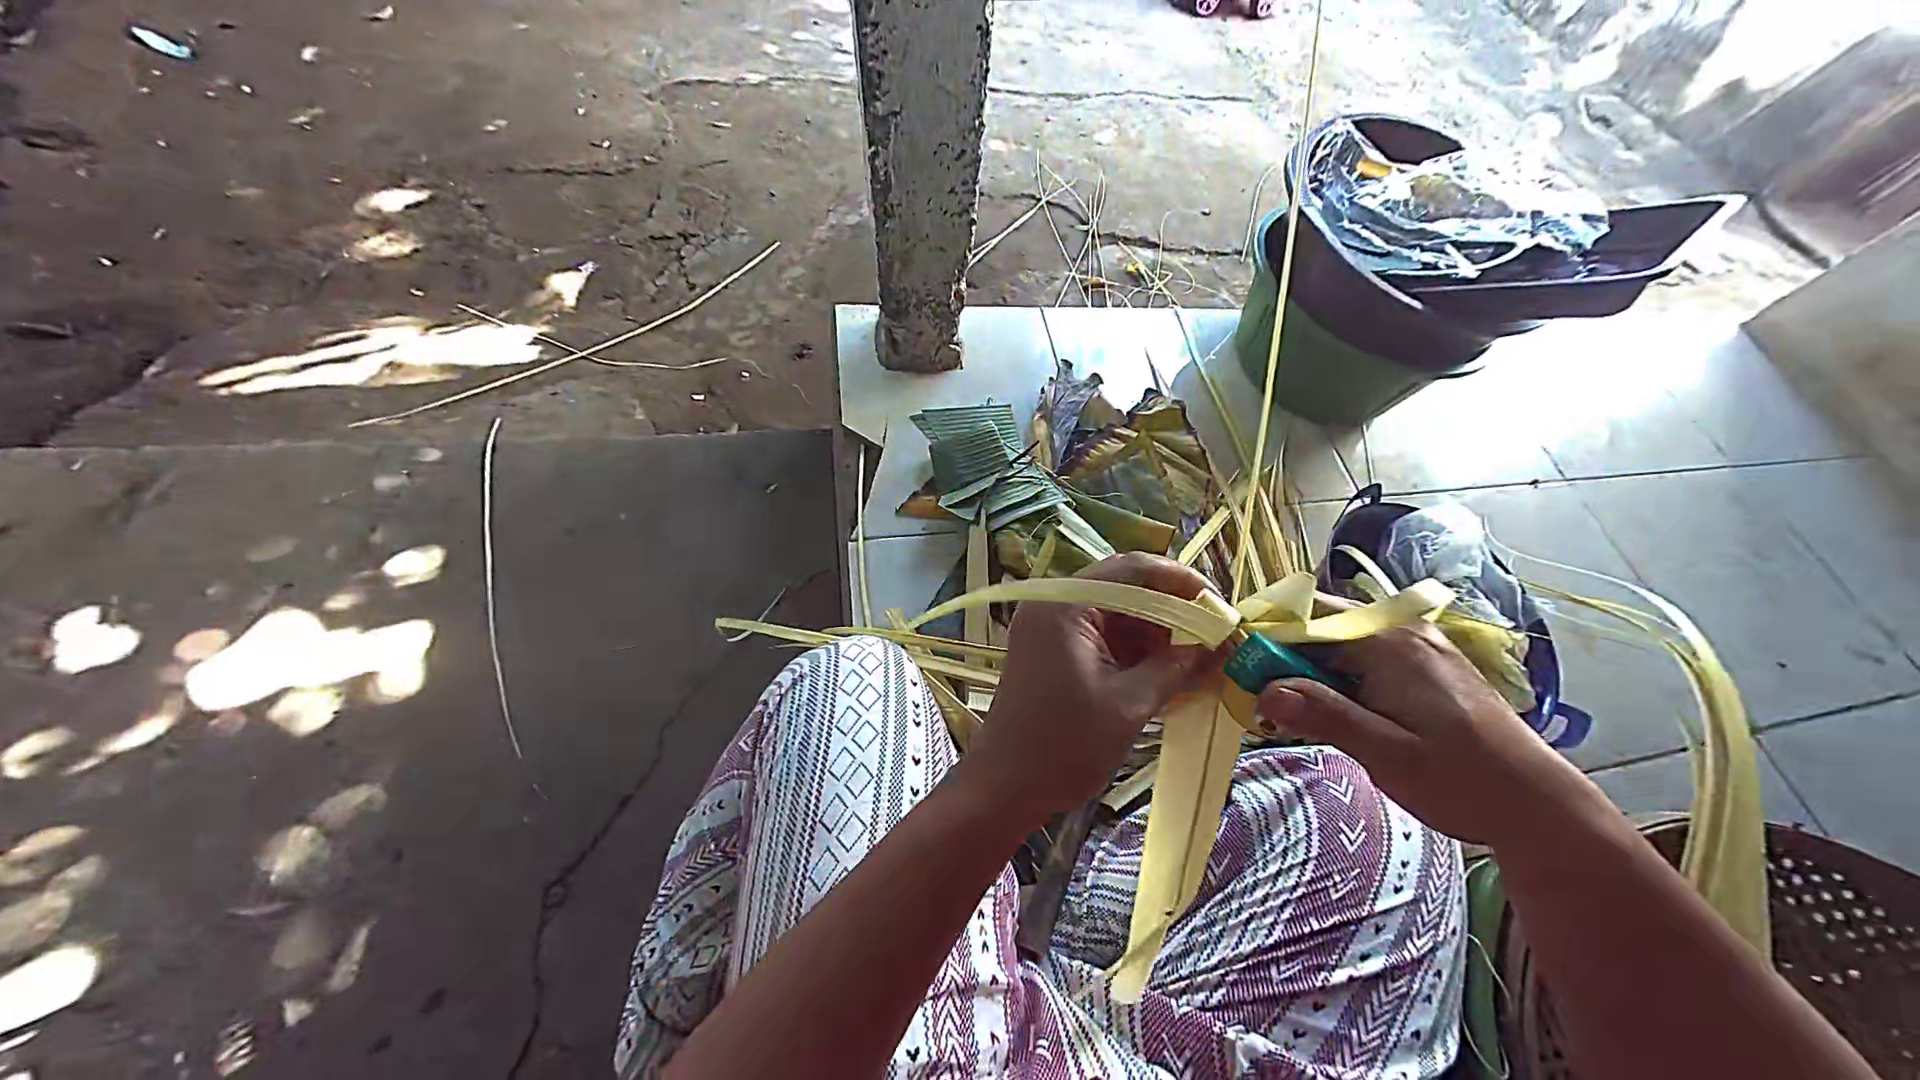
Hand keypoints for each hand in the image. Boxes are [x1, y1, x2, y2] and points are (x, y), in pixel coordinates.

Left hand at [957, 553, 1225, 826]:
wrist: (1004, 787)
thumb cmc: (1062, 747)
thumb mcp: (1129, 705)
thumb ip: (1177, 666)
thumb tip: (1221, 643)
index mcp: (1065, 605)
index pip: (1133, 569)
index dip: (1182, 582)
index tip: (1221, 607)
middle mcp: (1054, 604)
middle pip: (1126, 588)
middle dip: (1172, 613)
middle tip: (1215, 639)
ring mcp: (1050, 627)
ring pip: (1117, 614)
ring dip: (1156, 635)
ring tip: (1196, 664)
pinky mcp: (1053, 650)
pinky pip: (1102, 635)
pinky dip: (1134, 651)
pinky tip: (1165, 675)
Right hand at [1256, 618, 1607, 848]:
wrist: (1541, 810)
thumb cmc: (1464, 782)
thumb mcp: (1387, 753)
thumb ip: (1324, 716)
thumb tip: (1264, 692)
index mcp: (1390, 643)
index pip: (1307, 618)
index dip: (1265, 636)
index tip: (1235, 667)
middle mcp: (1402, 633)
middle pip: (1319, 627)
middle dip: (1282, 657)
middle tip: (1257, 696)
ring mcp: (1415, 648)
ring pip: (1337, 644)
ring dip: (1306, 670)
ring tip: (1286, 710)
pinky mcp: (1421, 668)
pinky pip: (1360, 659)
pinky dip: (1333, 679)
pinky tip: (1327, 711)